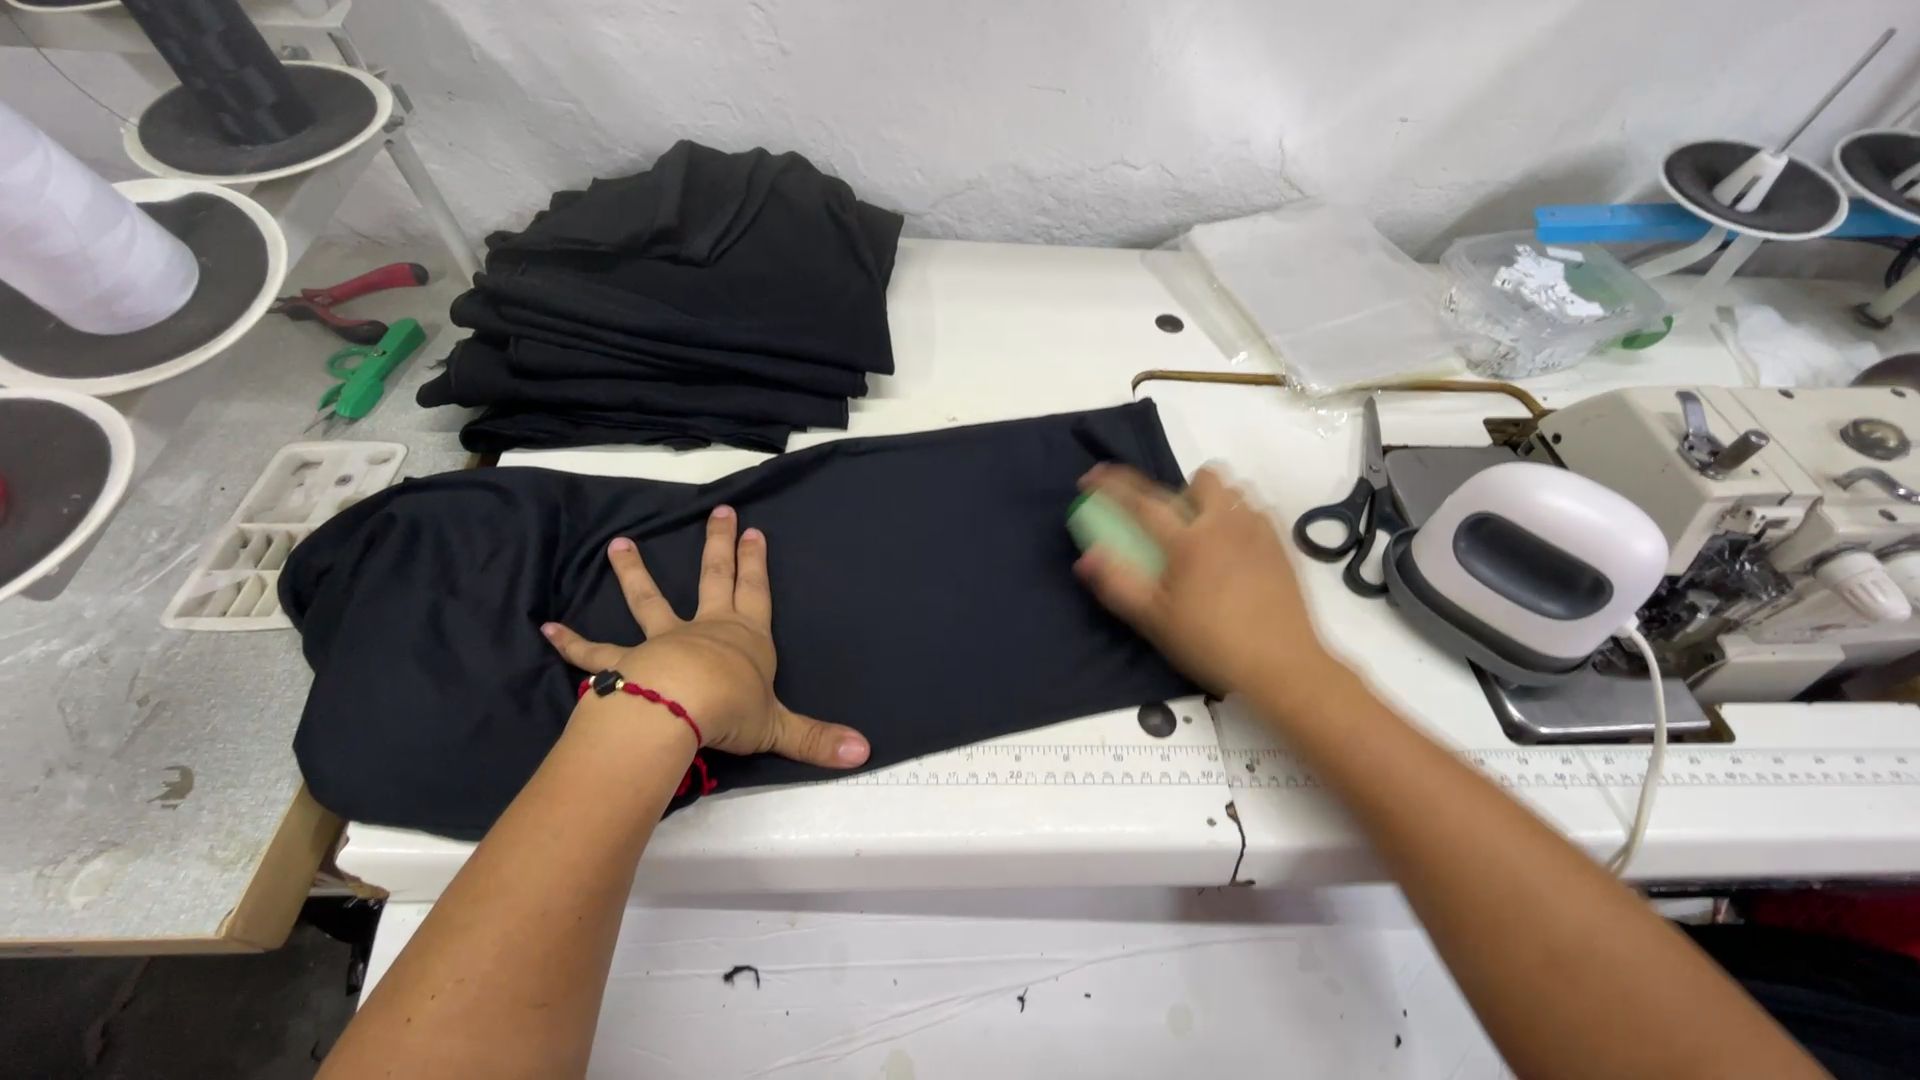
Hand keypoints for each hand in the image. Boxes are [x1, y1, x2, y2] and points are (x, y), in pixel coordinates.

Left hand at [540, 506, 870, 768]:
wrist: (679, 710)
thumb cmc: (733, 711)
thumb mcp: (780, 726)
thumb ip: (817, 739)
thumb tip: (863, 752)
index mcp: (746, 639)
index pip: (755, 591)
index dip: (756, 562)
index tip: (753, 531)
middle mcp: (706, 630)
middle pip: (713, 578)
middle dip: (717, 545)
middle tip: (717, 513)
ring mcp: (661, 642)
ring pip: (648, 601)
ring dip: (634, 573)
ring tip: (619, 545)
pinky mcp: (625, 664)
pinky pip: (594, 652)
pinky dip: (571, 641)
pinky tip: (547, 628)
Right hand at [1074, 464, 1344, 697]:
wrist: (1282, 666)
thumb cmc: (1211, 644)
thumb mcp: (1154, 621)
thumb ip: (1118, 584)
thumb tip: (1086, 557)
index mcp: (1188, 542)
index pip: (1142, 502)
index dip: (1114, 485)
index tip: (1093, 477)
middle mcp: (1225, 525)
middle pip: (1204, 477)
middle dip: (1183, 488)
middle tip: (1173, 522)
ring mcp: (1259, 532)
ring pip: (1236, 490)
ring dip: (1215, 501)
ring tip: (1206, 533)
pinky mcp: (1282, 546)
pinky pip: (1259, 511)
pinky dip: (1241, 518)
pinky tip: (1236, 549)